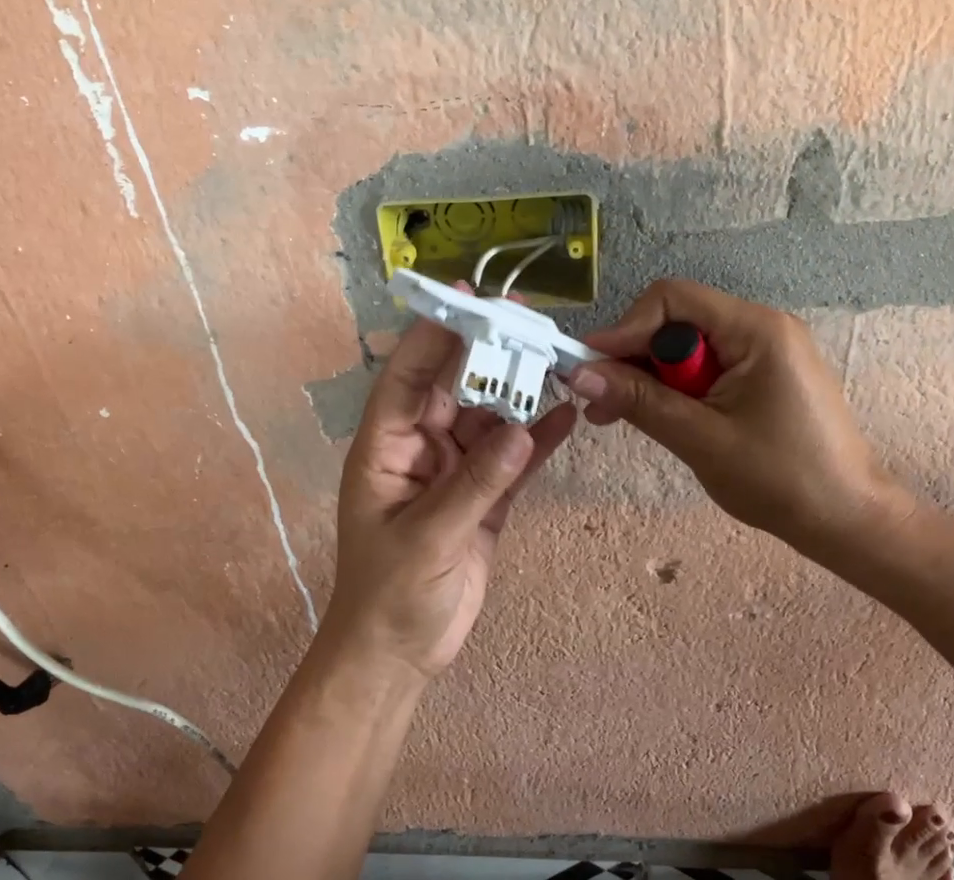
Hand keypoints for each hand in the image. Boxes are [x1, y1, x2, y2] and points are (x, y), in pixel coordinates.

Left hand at [324, 316, 577, 680]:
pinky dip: (538, 438)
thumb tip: (522, 429)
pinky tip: (567, 415)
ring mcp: (457, 473)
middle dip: (488, 354)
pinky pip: (514, 459)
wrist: (399, 655)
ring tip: (559, 360)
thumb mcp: (427, 538)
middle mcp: (421, 450)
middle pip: (457, 389)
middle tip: (528, 319)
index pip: (408, 379)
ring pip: (492, 419)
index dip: (433, 336)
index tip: (466, 298)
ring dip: (520, 393)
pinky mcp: (486, 499)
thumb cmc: (389, 595)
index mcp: (387, 449)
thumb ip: (475, 483)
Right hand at [566, 278, 914, 552]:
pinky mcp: (765, 375)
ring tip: (617, 416)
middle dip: (634, 357)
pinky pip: (707, 367)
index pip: (672, 299)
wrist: (848, 519)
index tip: (590, 367)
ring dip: (651, 377)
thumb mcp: (701, 439)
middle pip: (677, 320)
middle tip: (599, 402)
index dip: (625, 328)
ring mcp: (766, 351)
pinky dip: (677, 388)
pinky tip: (657, 416)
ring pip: (687, 346)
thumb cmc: (782, 480)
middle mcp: (762, 327)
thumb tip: (580, 373)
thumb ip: (640, 400)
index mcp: (756, 330)